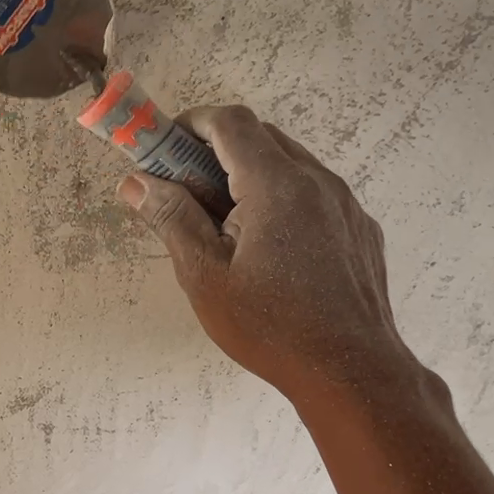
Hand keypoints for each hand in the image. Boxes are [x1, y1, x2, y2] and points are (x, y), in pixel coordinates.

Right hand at [118, 106, 417, 400]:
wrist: (349, 370)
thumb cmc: (269, 326)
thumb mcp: (203, 275)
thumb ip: (171, 218)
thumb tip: (136, 182)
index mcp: (276, 186)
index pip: (232, 123)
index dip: (190, 124)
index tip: (160, 147)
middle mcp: (318, 182)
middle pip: (260, 137)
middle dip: (212, 150)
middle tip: (178, 188)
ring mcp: (344, 204)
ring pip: (287, 164)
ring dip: (243, 175)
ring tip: (215, 224)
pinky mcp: (357, 228)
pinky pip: (310, 193)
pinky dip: (274, 197)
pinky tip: (258, 245)